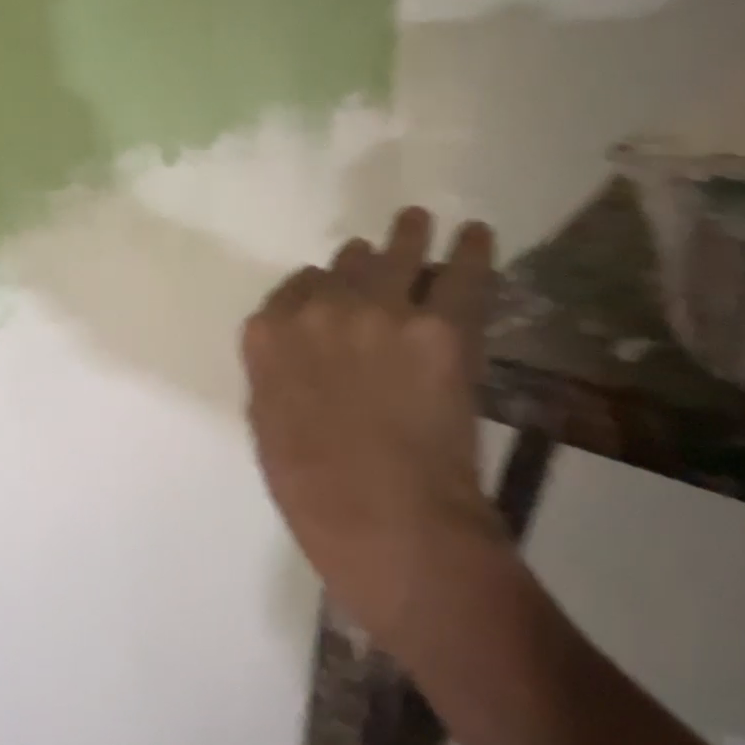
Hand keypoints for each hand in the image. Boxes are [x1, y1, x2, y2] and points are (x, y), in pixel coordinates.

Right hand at [241, 208, 506, 644]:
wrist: (389, 525)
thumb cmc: (313, 491)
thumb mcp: (268, 425)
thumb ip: (277, 373)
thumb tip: (297, 353)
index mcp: (268, 335)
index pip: (291, 291)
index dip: (314, 294)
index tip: (327, 302)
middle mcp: (319, 309)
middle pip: (341, 268)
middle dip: (356, 267)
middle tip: (372, 265)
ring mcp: (382, 312)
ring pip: (395, 254)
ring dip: (407, 237)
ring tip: (416, 219)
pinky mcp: (443, 328)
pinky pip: (461, 276)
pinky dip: (473, 252)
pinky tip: (477, 233)